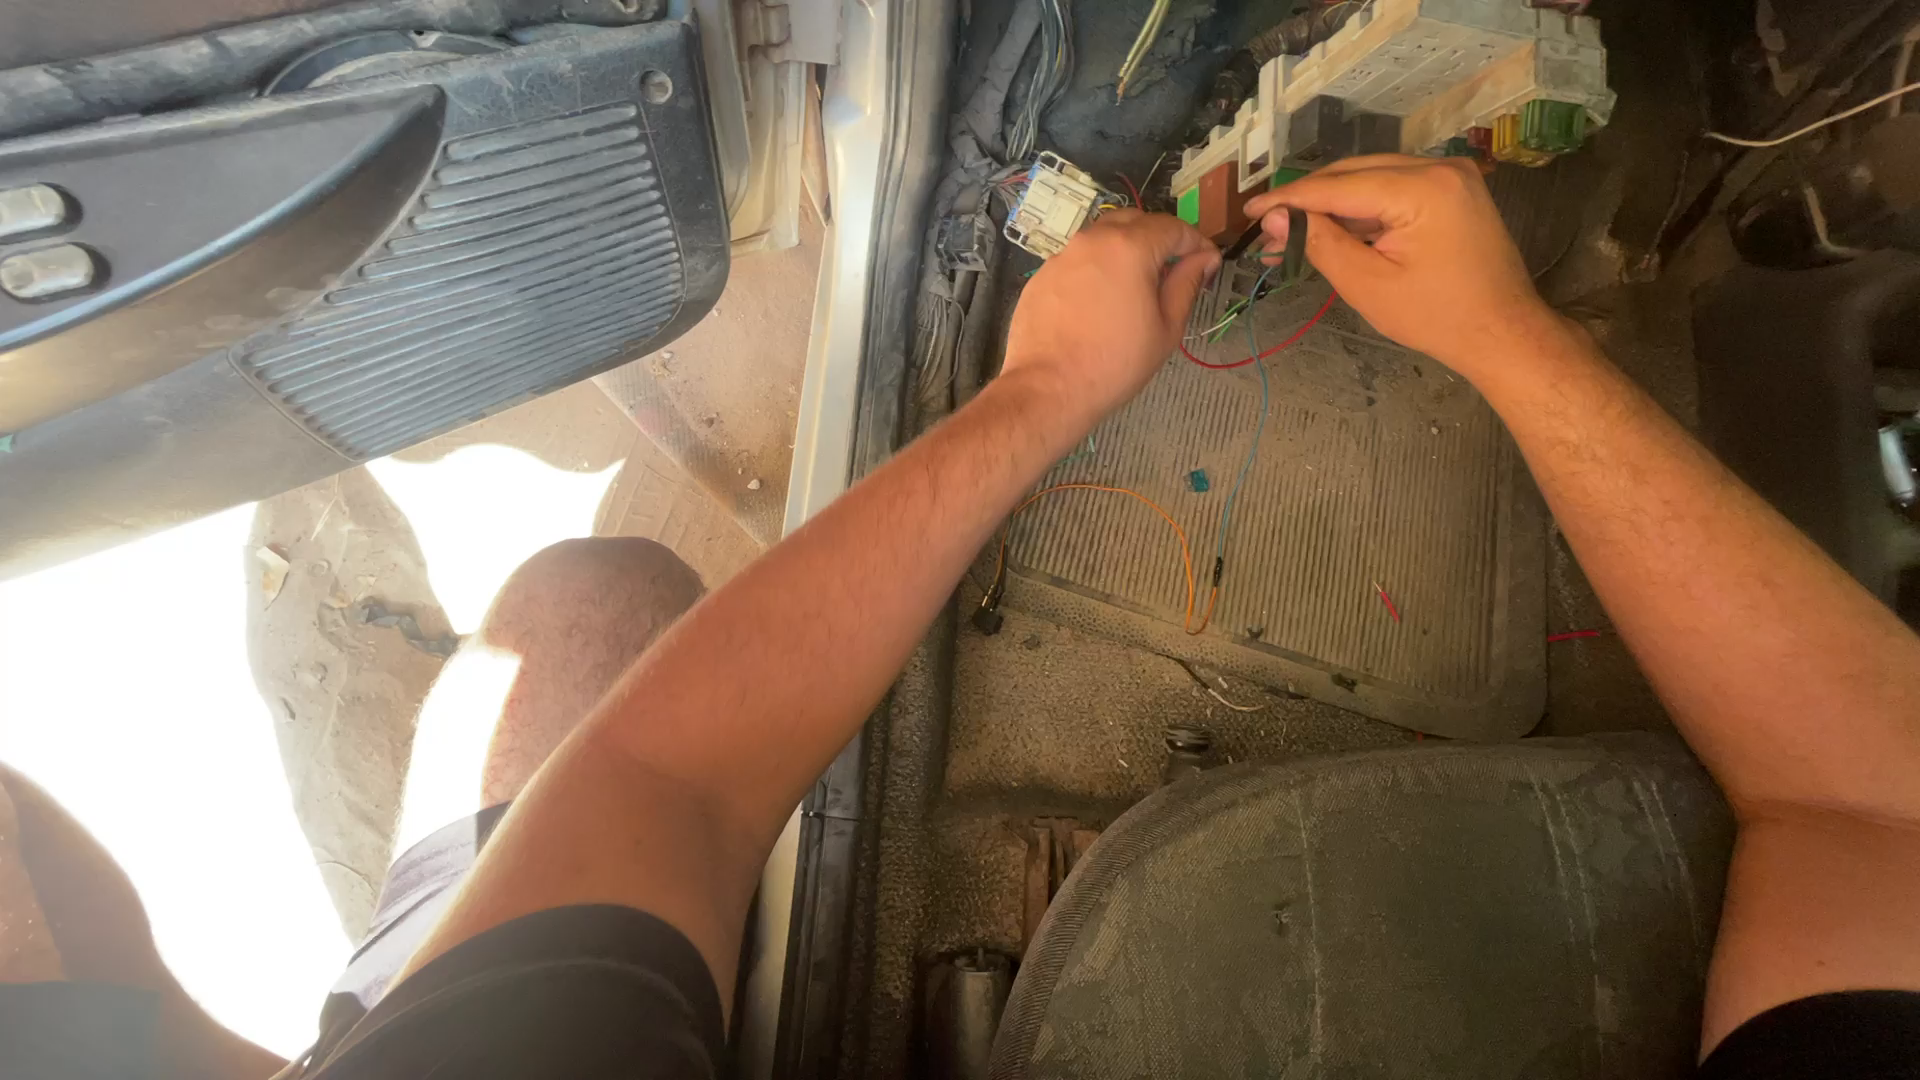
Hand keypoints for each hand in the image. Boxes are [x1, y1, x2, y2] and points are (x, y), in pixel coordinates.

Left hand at [1001, 210, 1218, 425]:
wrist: (1048, 389)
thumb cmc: (1114, 364)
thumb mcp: (1165, 329)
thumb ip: (1186, 284)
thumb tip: (1203, 258)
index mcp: (1130, 247)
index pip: (1172, 227)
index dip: (1195, 243)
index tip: (1205, 262)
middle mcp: (1092, 241)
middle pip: (1133, 222)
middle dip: (1157, 239)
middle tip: (1169, 270)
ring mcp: (1061, 258)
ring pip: (1100, 240)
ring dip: (1122, 251)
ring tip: (1132, 287)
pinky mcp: (1040, 278)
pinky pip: (1075, 263)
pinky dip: (1092, 272)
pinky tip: (1095, 304)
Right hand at [1244, 155, 1570, 374]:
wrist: (1498, 329)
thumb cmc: (1432, 315)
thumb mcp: (1366, 284)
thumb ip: (1320, 244)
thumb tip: (1276, 219)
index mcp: (1420, 188)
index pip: (1337, 186)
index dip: (1289, 198)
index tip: (1249, 209)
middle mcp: (1437, 168)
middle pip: (1353, 172)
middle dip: (1306, 197)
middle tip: (1266, 223)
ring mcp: (1448, 176)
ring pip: (1370, 177)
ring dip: (1329, 202)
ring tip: (1290, 230)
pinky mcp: (1450, 191)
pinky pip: (1391, 189)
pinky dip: (1357, 208)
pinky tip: (1330, 229)